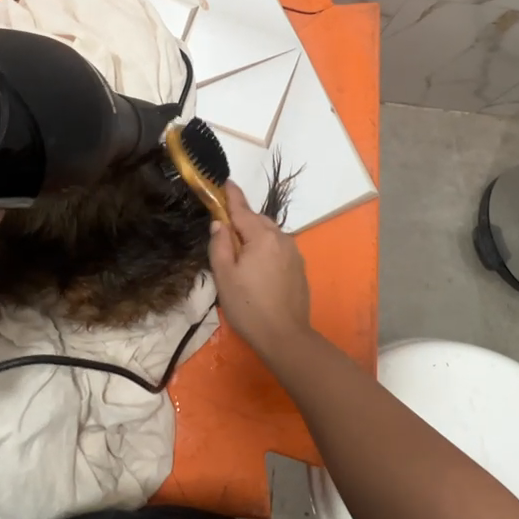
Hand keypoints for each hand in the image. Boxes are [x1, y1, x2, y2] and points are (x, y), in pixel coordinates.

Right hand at [207, 181, 314, 355]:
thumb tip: (219, 224)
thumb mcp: (224, 276)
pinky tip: (258, 269)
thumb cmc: (249, 306)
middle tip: (225, 235)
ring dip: (255, 236)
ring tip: (240, 256)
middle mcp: (281, 238)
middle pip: (258, 220)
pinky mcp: (299, 268)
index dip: (232, 195)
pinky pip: (279, 248)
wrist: (286, 337)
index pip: (242, 209)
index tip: (225, 181)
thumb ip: (220, 245)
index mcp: (261, 237)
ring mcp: (294, 253)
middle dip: (242, 221)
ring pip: (270, 234)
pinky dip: (267, 249)